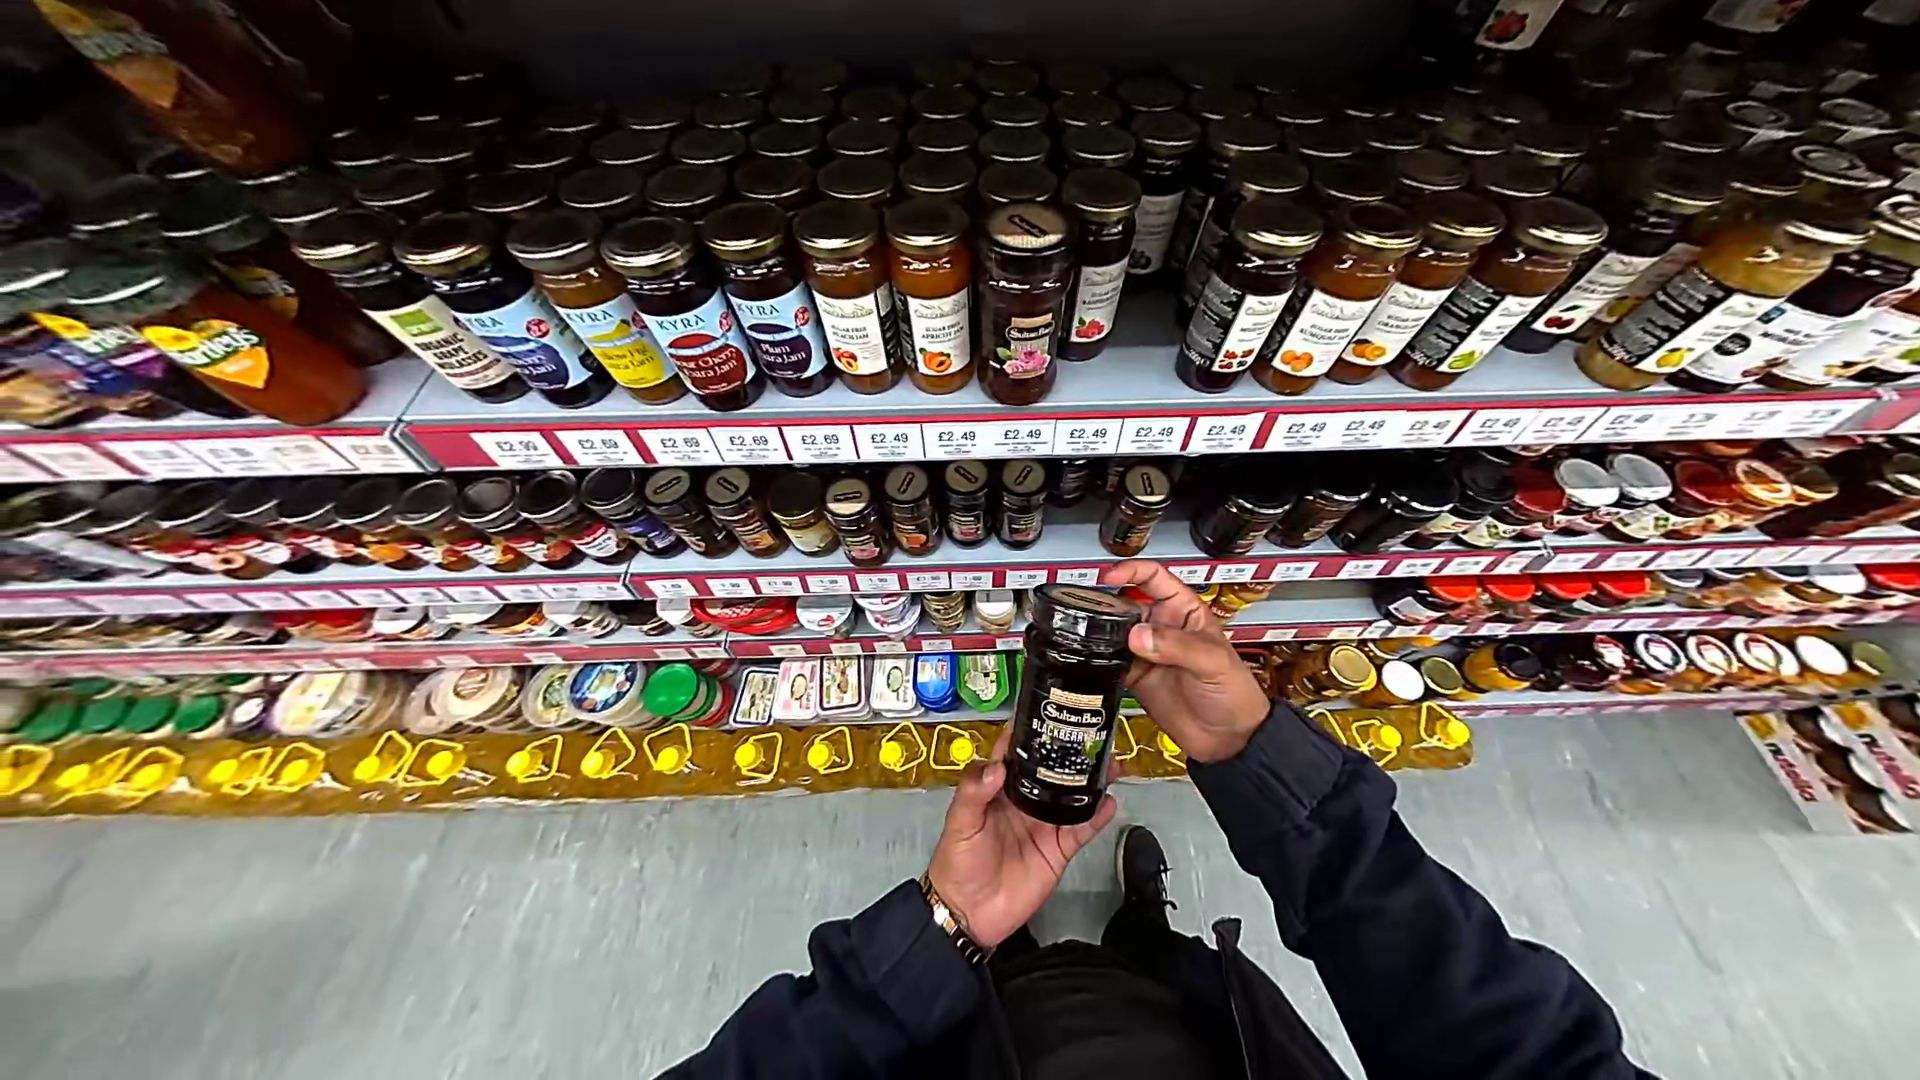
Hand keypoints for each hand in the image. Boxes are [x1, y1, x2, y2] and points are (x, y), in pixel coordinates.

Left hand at [926, 727, 1116, 948]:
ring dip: (1091, 780)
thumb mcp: (959, 822)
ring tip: (1111, 762)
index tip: (1048, 709)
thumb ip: (973, 792)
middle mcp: (1025, 800)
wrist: (968, 913)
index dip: (1029, 730)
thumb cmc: (957, 861)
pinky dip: (1097, 817)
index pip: (1016, 752)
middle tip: (1091, 733)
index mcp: (1000, 788)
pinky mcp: (1058, 849)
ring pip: (1072, 795)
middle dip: (1070, 751)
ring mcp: (1044, 824)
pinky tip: (1110, 802)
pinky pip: (1082, 829)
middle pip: (1051, 770)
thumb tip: (997, 767)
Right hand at [1102, 559, 1269, 763]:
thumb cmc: (1234, 693)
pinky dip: (1098, 658)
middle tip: (1089, 612)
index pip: (1154, 578)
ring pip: (1113, 630)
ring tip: (1086, 635)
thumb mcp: (1212, 662)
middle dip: (1107, 603)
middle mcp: (1161, 626)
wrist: (1229, 740)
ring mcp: (1145, 651)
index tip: (1111, 576)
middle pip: (1126, 603)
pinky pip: (1109, 659)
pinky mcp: (1134, 675)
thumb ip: (1176, 646)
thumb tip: (1137, 635)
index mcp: (1183, 611)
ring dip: (1100, 631)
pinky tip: (1091, 659)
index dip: (1132, 571)